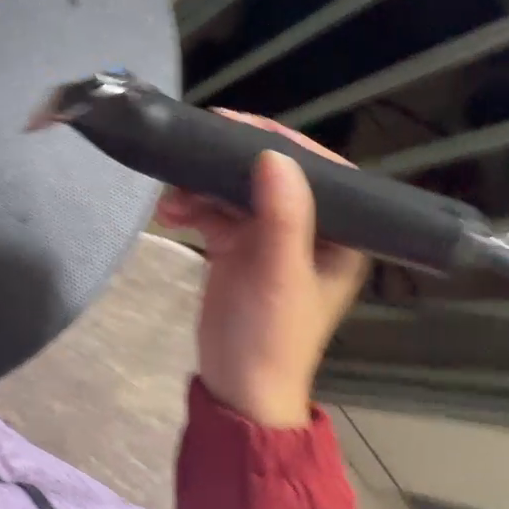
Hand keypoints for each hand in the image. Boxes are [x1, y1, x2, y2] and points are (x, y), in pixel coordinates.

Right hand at [155, 112, 370, 428]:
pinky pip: (211, 211)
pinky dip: (189, 208)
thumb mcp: (277, 272)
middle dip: (225, 165)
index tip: (236, 123)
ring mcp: (268, 238)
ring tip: (171, 201)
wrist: (236, 385)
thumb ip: (281, 214)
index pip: (320, 171)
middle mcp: (308, 229)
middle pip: (268, 176)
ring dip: (199, 188)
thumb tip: (273, 155)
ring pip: (233, 191)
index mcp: (339, 235)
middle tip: (191, 148)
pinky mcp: (236, 247)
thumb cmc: (270, 333)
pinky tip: (169, 216)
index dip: (281, 142)